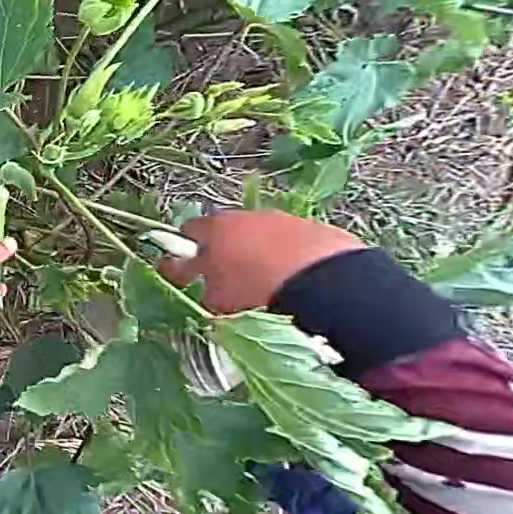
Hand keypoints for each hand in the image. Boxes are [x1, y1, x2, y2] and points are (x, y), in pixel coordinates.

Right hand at [157, 210, 363, 313]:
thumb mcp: (217, 298)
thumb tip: (189, 282)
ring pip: (260, 234)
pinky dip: (289, 255)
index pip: (187, 231)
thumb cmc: (258, 291)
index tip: (184, 268)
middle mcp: (246, 215)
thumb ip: (198, 286)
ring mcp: (283, 219)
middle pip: (225, 229)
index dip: (183, 251)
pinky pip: (293, 241)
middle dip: (221, 249)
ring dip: (257, 251)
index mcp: (214, 228)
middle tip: (224, 276)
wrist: (328, 284)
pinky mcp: (316, 228)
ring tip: (264, 281)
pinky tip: (296, 279)